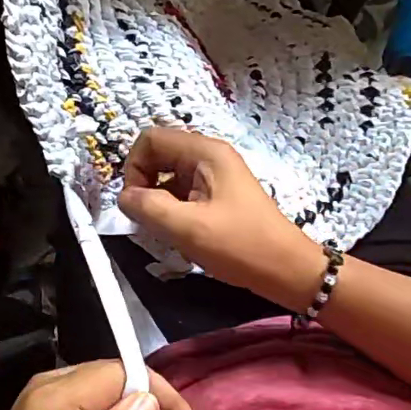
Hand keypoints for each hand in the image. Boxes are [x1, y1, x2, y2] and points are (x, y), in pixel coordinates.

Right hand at [117, 127, 324, 310]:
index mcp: (205, 152)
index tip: (136, 202)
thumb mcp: (187, 228)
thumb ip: (147, 207)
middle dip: (145, 185)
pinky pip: (183, 192)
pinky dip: (173, 209)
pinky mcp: (219, 194)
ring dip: (159, 201)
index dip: (134, 167)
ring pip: (169, 176)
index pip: (150, 139)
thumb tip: (124, 198)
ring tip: (168, 230)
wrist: (286, 269)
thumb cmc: (240, 245)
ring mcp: (216, 175)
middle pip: (159, 155)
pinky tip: (182, 234)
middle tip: (149, 218)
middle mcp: (210, 155)